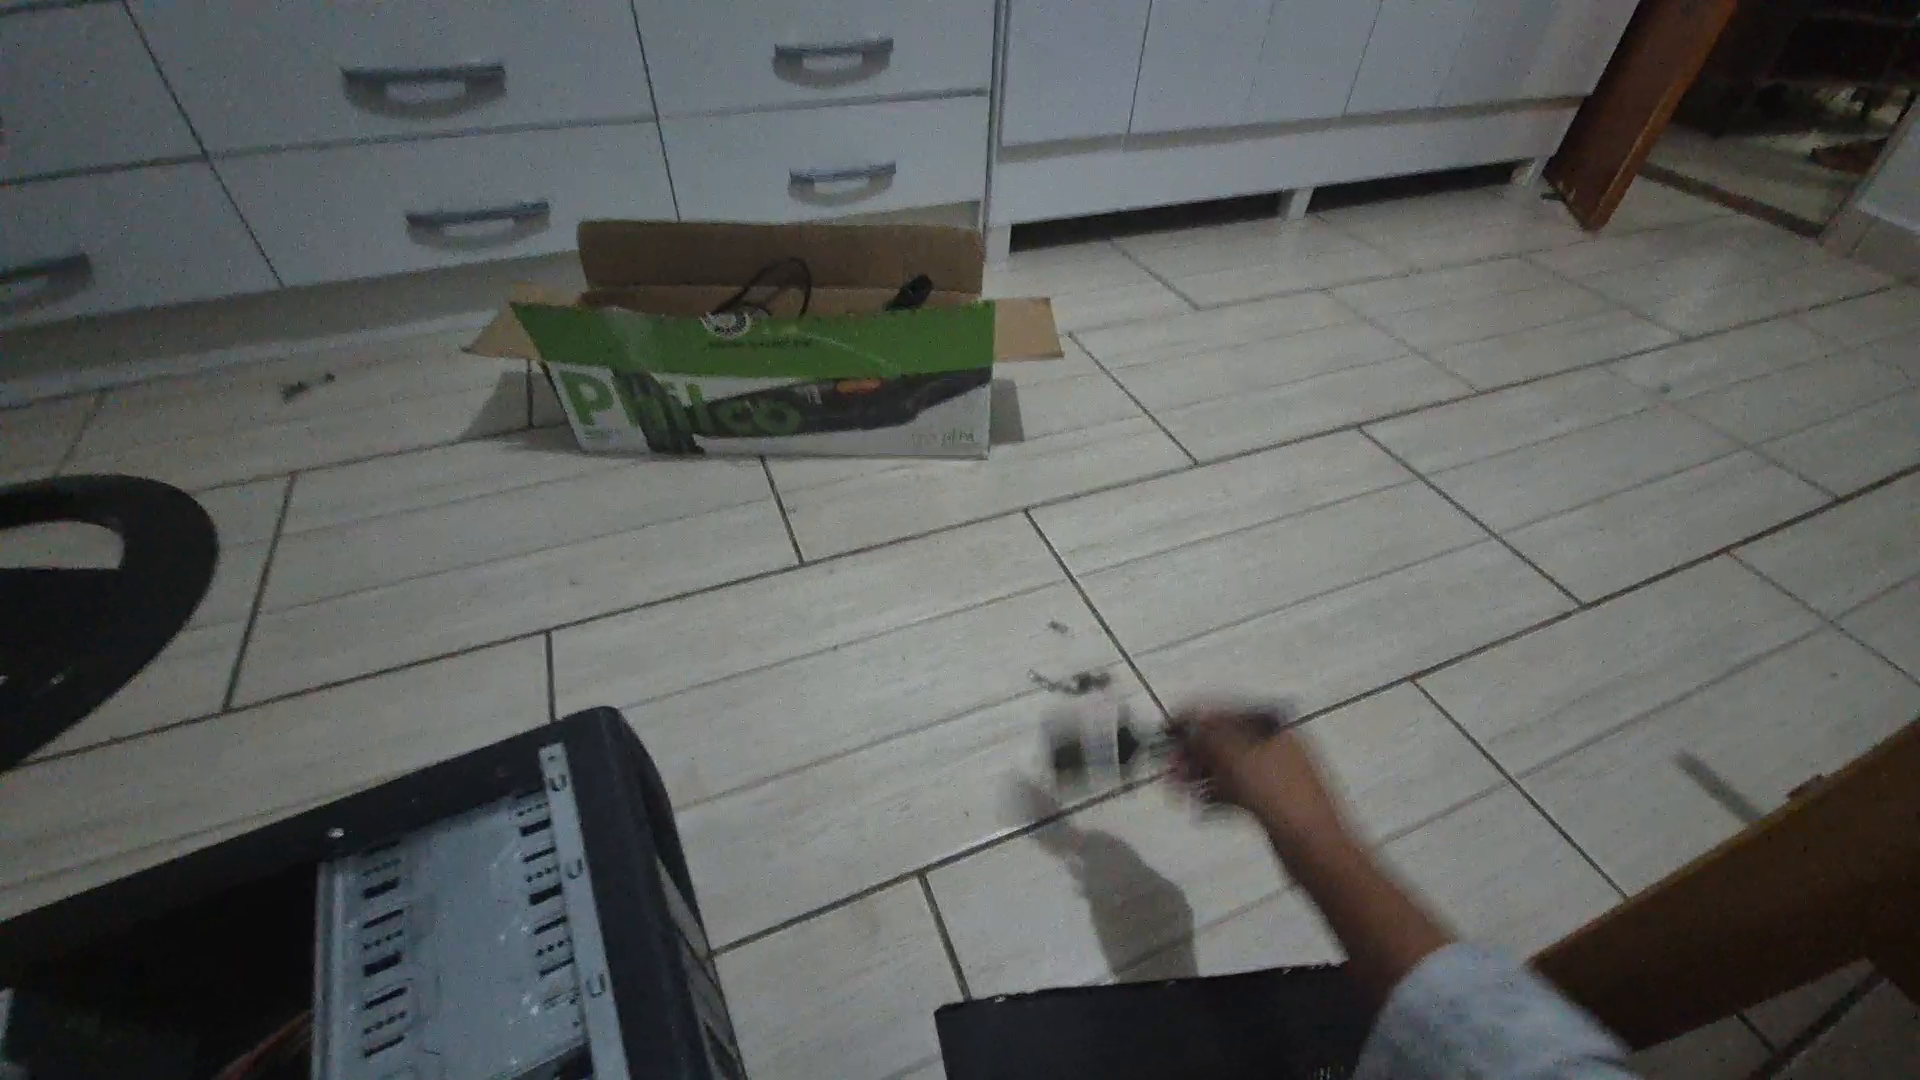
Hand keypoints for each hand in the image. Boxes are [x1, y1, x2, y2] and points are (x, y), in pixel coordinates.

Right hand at [1168, 706, 1354, 857]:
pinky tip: (1200, 808)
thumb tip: (1189, 723)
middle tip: (1168, 766)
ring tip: (1177, 791)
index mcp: (1272, 727)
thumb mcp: (1234, 756)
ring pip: (1228, 769)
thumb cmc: (1276, 794)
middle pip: (1224, 742)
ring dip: (1200, 776)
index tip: (1166, 729)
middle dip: (1193, 753)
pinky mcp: (1273, 805)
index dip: (1193, 718)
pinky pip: (1237, 793)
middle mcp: (1276, 746)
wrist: (1315, 849)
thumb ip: (1206, 735)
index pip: (1226, 712)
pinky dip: (1216, 797)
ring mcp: (1276, 777)